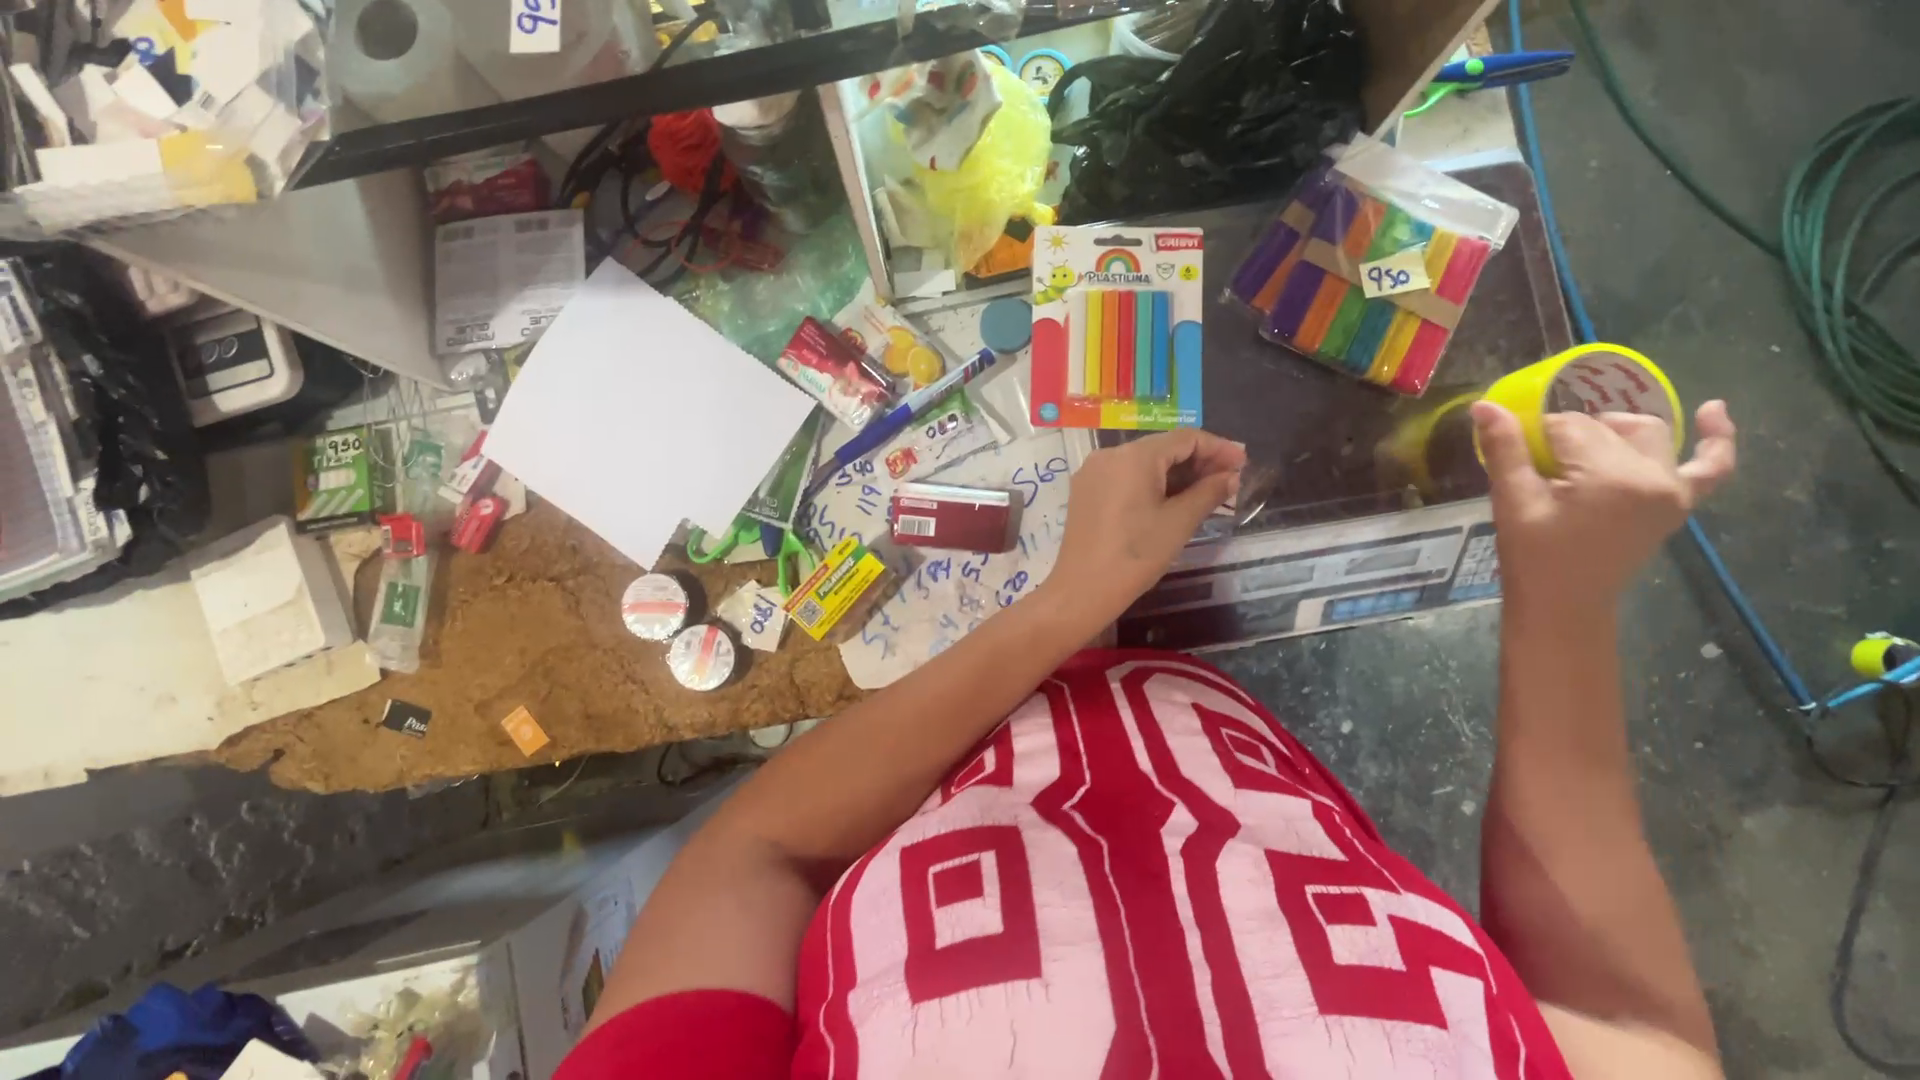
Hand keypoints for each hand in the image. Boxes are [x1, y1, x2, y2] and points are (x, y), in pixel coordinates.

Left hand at [1040, 429, 1246, 629]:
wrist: (1083, 589)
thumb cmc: (1136, 555)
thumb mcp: (1179, 522)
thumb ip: (1209, 492)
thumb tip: (1232, 476)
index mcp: (1133, 456)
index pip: (1184, 438)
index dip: (1218, 448)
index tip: (1243, 463)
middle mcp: (1109, 455)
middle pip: (1163, 448)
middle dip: (1198, 461)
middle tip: (1230, 480)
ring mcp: (1093, 472)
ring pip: (1143, 463)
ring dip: (1176, 474)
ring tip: (1207, 492)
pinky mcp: (1085, 491)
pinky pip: (1125, 477)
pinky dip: (1152, 484)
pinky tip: (1173, 500)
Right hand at [1472, 399, 1735, 618]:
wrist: (1564, 605)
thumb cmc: (1532, 557)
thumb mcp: (1512, 502)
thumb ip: (1504, 450)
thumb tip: (1485, 405)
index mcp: (1608, 476)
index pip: (1567, 426)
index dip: (1534, 436)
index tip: (1517, 460)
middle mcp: (1652, 475)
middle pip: (1604, 427)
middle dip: (1567, 436)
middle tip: (1538, 466)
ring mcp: (1673, 489)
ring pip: (1645, 433)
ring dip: (1612, 431)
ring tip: (1579, 449)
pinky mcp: (1680, 502)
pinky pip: (1712, 465)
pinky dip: (1717, 439)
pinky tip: (1714, 411)